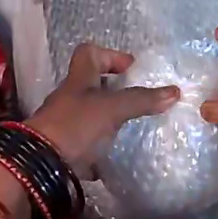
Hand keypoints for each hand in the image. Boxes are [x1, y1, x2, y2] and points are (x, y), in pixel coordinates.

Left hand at [26, 43, 180, 176]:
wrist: (42, 165)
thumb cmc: (75, 126)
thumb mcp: (112, 109)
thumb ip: (141, 100)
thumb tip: (174, 91)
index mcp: (78, 80)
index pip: (90, 53)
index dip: (111, 55)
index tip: (131, 69)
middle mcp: (70, 99)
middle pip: (92, 86)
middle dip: (116, 91)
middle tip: (139, 101)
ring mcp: (66, 125)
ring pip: (91, 115)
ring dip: (111, 120)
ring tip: (133, 128)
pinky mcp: (67, 149)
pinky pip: (88, 144)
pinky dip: (103, 148)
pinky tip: (119, 154)